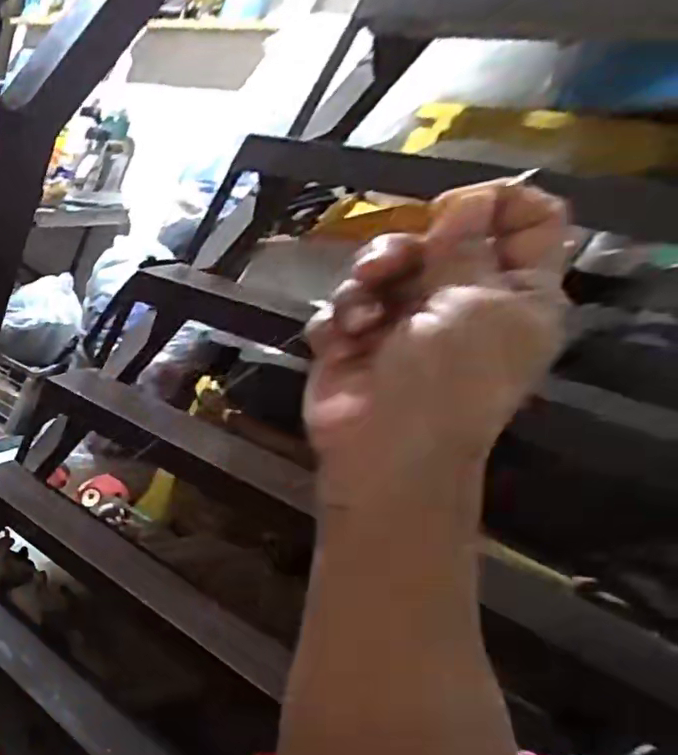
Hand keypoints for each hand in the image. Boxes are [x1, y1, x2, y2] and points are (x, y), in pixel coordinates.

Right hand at [304, 181, 570, 509]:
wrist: (384, 443)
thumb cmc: (448, 377)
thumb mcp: (473, 305)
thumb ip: (466, 249)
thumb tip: (469, 200)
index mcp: (516, 289)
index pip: (528, 223)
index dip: (494, 205)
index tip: (454, 205)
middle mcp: (458, 300)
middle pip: (436, 244)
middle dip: (406, 246)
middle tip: (389, 262)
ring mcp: (398, 323)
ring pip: (377, 273)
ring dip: (364, 284)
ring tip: (360, 312)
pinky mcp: (347, 344)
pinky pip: (336, 311)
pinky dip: (336, 320)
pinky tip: (341, 340)